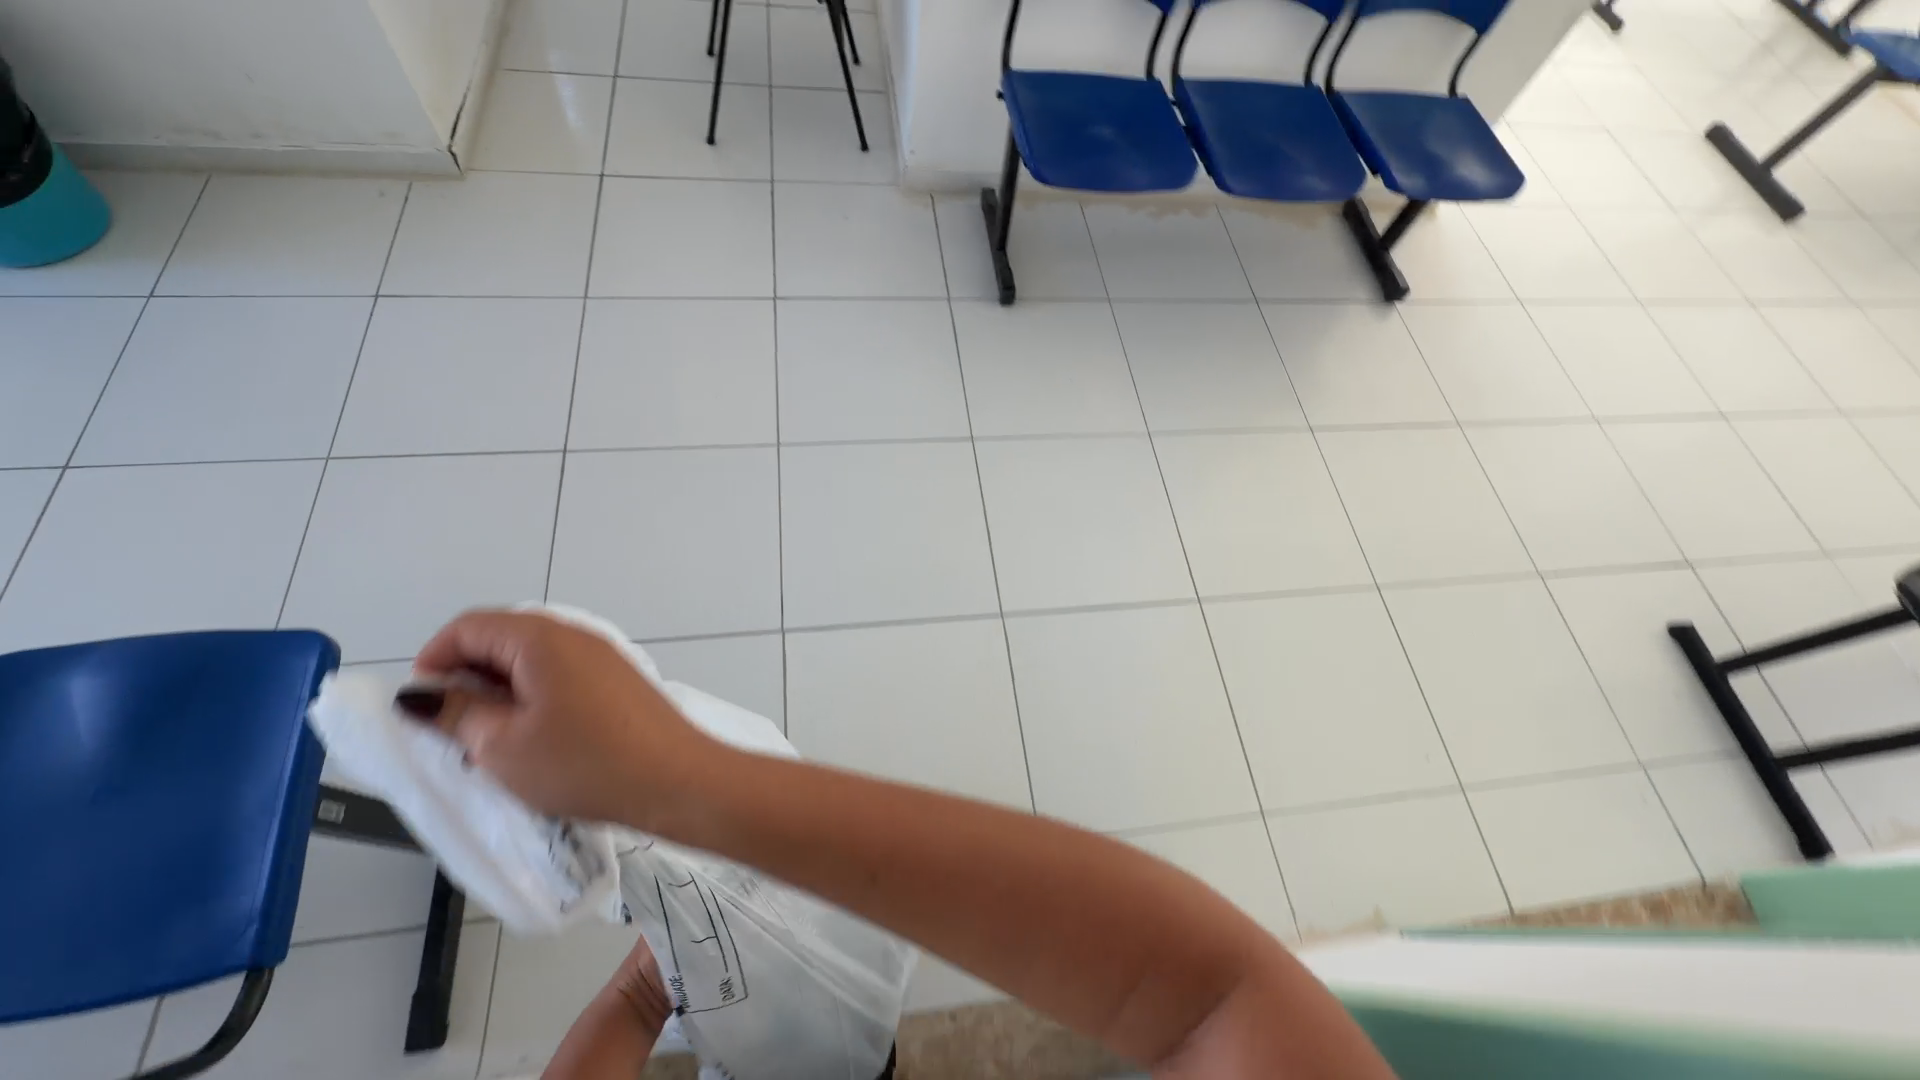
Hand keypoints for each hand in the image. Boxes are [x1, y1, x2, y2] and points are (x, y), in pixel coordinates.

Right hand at [406, 609, 718, 826]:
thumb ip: (456, 713)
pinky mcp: (620, 681)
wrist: (677, 780)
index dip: (434, 659)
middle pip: (503, 638)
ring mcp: (604, 656)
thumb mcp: (503, 746)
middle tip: (451, 727)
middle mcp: (576, 635)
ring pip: (534, 660)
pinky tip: (534, 737)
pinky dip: (536, 697)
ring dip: (502, 690)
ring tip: (490, 738)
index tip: (421, 704)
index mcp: (542, 638)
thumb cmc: (585, 763)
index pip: (470, 626)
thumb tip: (424, 694)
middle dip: (467, 676)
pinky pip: (563, 675)